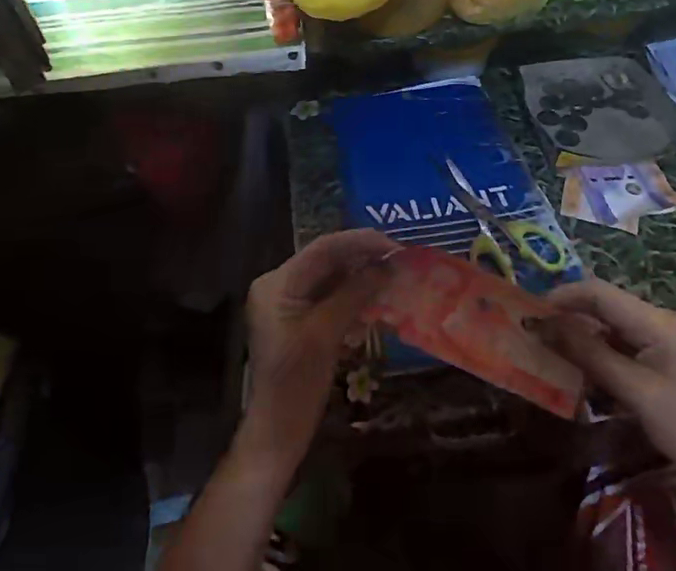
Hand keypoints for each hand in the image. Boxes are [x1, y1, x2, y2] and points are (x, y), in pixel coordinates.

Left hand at [239, 230, 398, 468]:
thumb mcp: (326, 335)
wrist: (277, 432)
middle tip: (399, 258)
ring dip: (360, 277)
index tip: (394, 244)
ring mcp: (286, 302)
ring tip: (394, 275)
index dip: (359, 242)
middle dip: (362, 258)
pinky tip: (377, 301)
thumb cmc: (296, 384)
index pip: (321, 249)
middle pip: (325, 261)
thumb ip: (354, 294)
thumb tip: (387, 266)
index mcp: (276, 283)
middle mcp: (278, 284)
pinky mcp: (298, 320)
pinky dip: (352, 297)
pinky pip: (328, 298)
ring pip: (329, 278)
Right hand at [540, 280, 675, 569]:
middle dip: (567, 316)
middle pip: (604, 307)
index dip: (560, 297)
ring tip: (548, 351)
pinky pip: (624, 349)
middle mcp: (661, 323)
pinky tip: (580, 373)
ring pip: (611, 329)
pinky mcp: (667, 366)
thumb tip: (543, 324)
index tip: (527, 311)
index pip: (598, 292)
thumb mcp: (634, 391)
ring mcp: (666, 344)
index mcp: (658, 321)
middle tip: (533, 332)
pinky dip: (599, 356)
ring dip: (581, 338)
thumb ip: (588, 353)